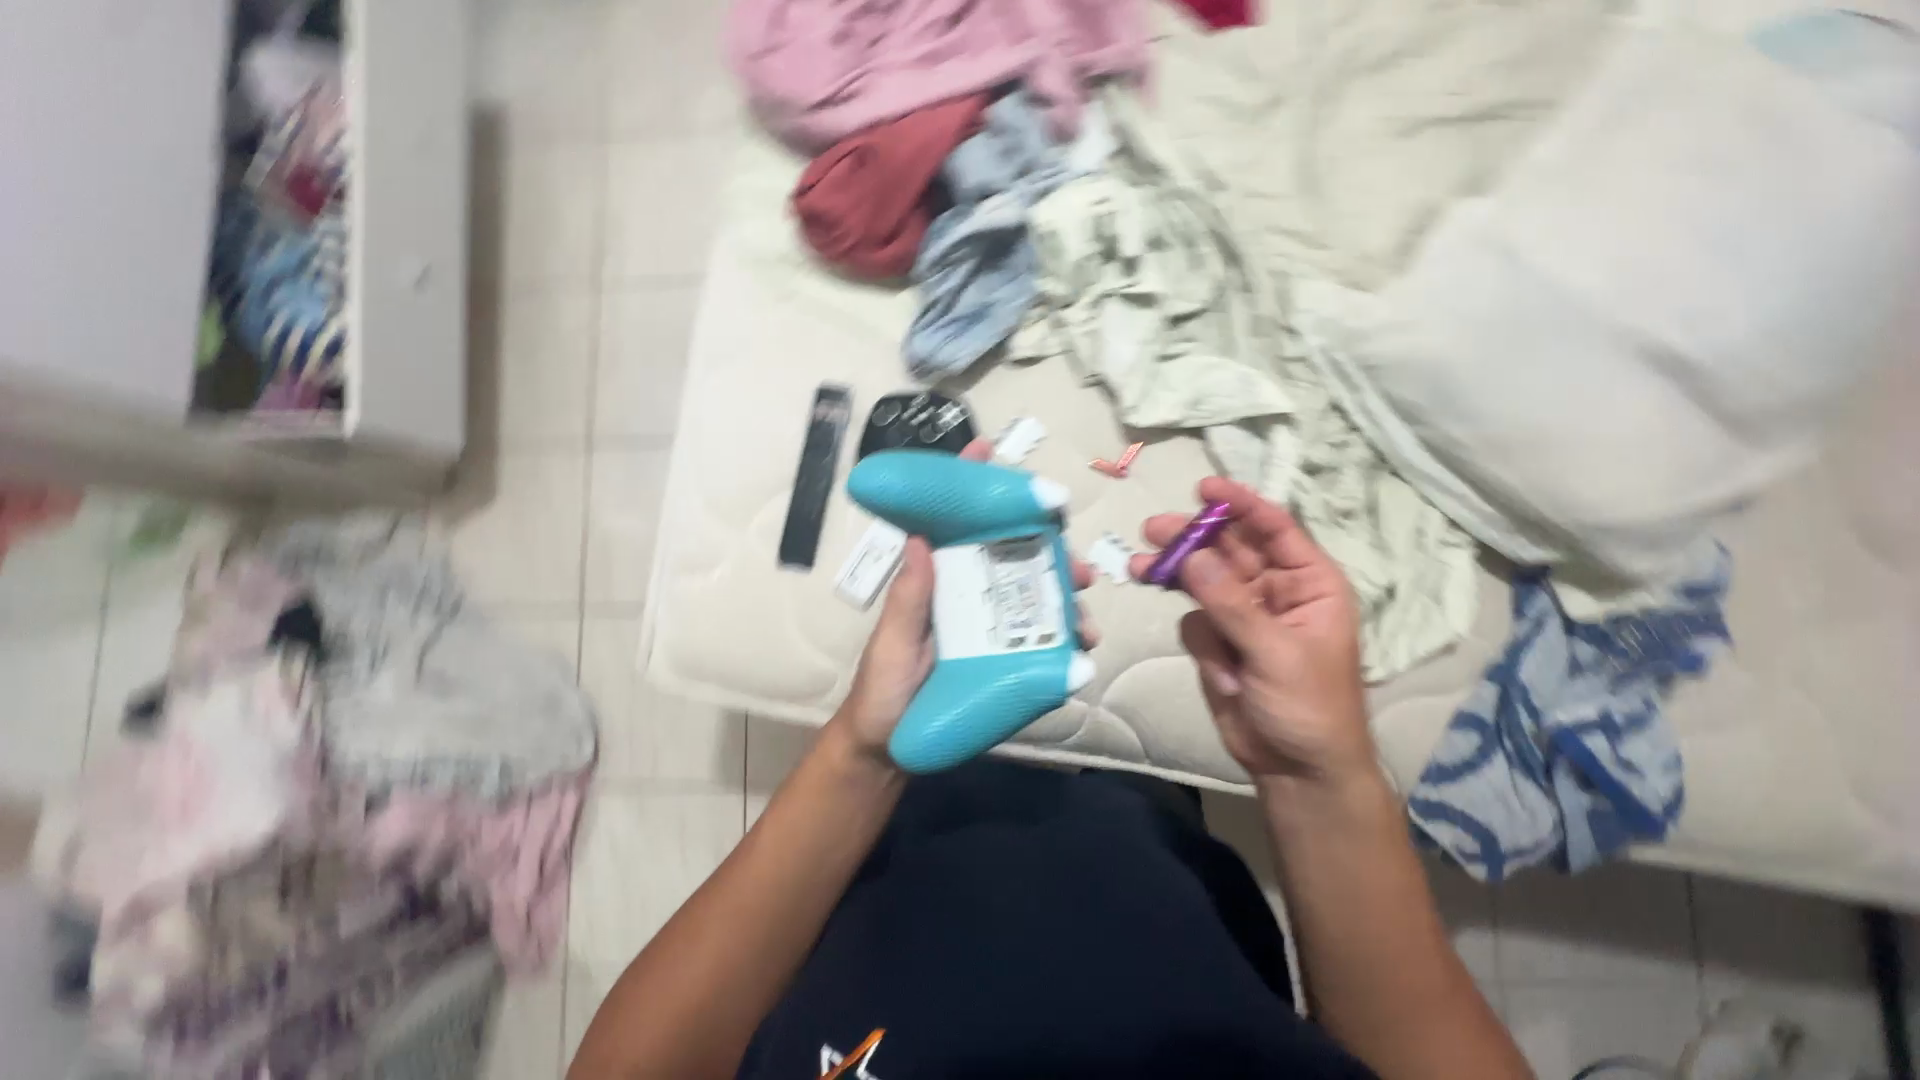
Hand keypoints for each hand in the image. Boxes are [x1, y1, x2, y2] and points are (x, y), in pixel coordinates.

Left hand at [830, 439, 1098, 763]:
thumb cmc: (882, 689)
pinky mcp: (1008, 664)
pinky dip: (1068, 643)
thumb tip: (919, 539)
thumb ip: (908, 600)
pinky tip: (1081, 649)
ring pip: (1037, 596)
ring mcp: (992, 629)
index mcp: (940, 580)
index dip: (973, 485)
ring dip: (1066, 594)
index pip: (957, 523)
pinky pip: (1043, 645)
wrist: (890, 747)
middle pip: (1015, 554)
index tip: (990, 450)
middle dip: (1049, 546)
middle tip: (1074, 564)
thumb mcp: (890, 644)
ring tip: (1082, 609)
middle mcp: (971, 594)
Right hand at [1130, 477, 1374, 785]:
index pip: (1274, 529)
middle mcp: (1275, 591)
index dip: (1241, 504)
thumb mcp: (1276, 653)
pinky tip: (1216, 670)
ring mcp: (1244, 616)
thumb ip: (1231, 604)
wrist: (1297, 769)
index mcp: (1309, 584)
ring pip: (1202, 580)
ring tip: (1140, 568)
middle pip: (1228, 548)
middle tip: (1154, 529)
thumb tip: (1192, 556)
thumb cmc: (1309, 707)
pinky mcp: (1219, 643)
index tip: (1204, 487)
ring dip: (1176, 575)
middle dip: (1193, 538)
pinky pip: (1195, 620)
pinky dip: (1197, 637)